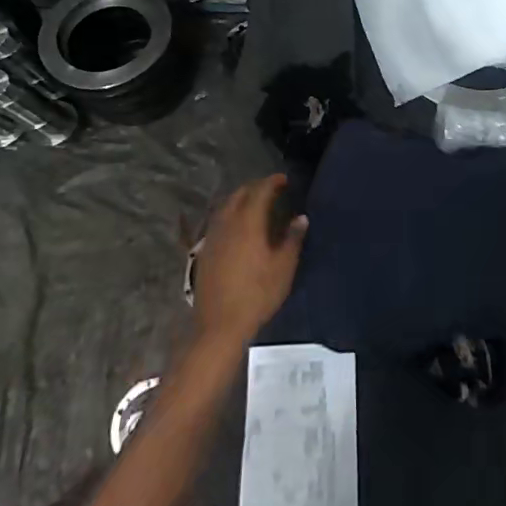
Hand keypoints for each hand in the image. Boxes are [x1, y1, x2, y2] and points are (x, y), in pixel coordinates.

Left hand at [193, 174, 308, 345]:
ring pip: (225, 207)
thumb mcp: (284, 267)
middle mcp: (227, 224)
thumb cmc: (258, 294)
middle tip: (271, 189)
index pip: (259, 192)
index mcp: (248, 223)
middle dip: (255, 187)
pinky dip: (230, 214)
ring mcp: (212, 238)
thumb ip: (292, 238)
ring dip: (240, 199)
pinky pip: (217, 221)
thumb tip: (301, 218)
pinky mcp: (204, 252)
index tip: (284, 180)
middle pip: (239, 195)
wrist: (220, 325)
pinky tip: (237, 226)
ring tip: (255, 203)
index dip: (272, 182)